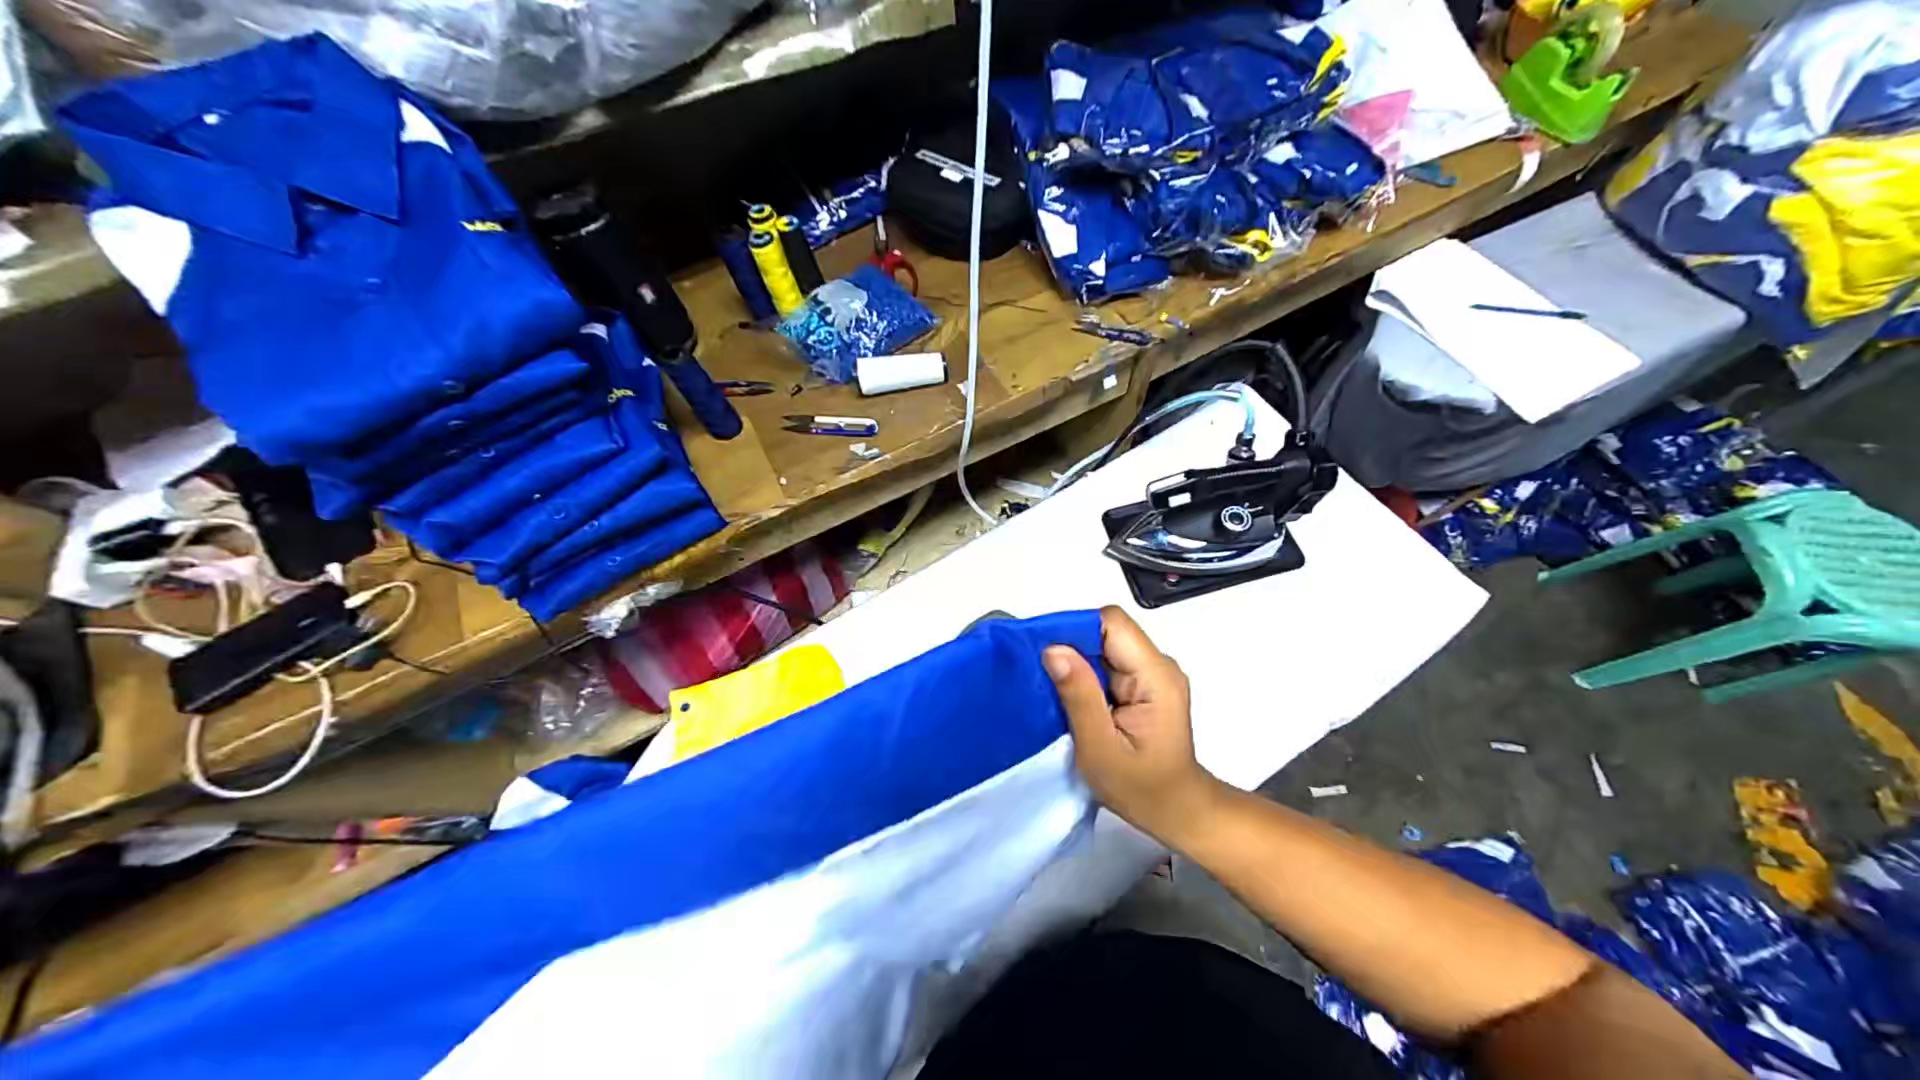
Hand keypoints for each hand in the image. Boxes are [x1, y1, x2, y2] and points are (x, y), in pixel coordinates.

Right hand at [1043, 606, 1221, 843]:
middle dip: (1070, 647)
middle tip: (1042, 677)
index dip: (1074, 629)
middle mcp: (1157, 665)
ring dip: (1075, 663)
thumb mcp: (1099, 748)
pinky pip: (1107, 663)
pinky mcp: (1142, 684)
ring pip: (1103, 646)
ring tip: (1052, 690)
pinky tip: (1070, 699)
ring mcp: (1151, 674)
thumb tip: (1053, 650)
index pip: (1112, 624)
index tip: (1044, 654)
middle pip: (1106, 631)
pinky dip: (1084, 676)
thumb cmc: (1141, 788)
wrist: (1176, 811)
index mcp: (1155, 676)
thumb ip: (1078, 696)